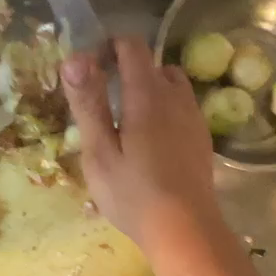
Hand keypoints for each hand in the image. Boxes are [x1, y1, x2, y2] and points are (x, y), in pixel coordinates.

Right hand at [62, 37, 229, 260]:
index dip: (107, 47)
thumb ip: (88, 103)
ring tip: (126, 125)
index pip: (131, 46)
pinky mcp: (201, 139)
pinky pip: (181, 110)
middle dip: (126, 73)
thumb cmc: (133, 194)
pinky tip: (150, 146)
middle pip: (152, 65)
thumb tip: (74, 57)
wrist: (185, 229)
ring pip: (171, 86)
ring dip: (148, 92)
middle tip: (102, 105)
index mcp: (146, 94)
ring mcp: (193, 117)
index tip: (88, 71)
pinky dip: (164, 113)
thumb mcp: (99, 152)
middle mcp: (176, 97)